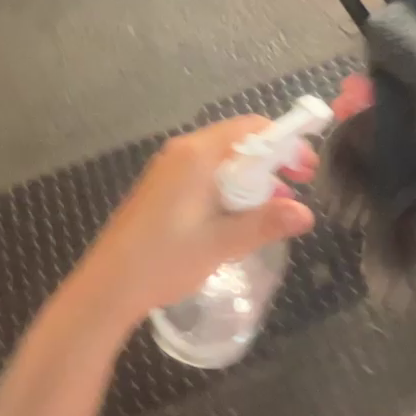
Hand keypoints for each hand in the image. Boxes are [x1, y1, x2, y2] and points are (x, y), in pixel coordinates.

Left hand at [78, 116, 317, 326]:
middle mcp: (183, 152)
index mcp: (197, 154)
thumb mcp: (220, 243)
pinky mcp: (164, 188)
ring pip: (223, 161)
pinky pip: (206, 175)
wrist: (108, 286)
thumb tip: (306, 213)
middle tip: (297, 189)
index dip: (284, 143)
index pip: (251, 128)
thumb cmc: (163, 259)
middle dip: (272, 162)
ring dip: (252, 179)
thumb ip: (265, 223)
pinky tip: (240, 218)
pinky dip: (230, 189)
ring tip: (275, 208)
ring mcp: (170, 169)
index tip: (307, 169)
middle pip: (238, 142)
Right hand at [331, 72, 415, 292]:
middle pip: (402, 121)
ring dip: (363, 130)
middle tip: (346, 92)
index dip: (404, 85)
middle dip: (371, 103)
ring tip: (338, 114)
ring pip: (390, 148)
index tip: (377, 70)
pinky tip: (345, 153)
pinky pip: (390, 185)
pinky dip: (367, 169)